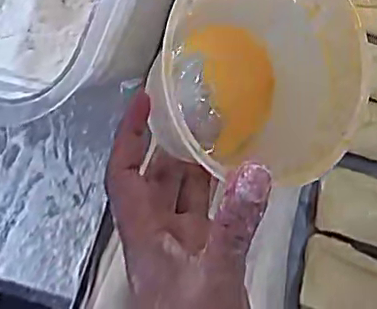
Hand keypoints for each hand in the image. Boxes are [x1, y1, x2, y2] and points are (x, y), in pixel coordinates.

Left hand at [106, 91, 271, 308]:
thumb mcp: (215, 276)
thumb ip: (234, 225)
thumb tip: (254, 169)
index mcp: (146, 237)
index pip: (122, 177)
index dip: (127, 137)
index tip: (143, 100)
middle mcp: (159, 237)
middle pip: (154, 177)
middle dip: (169, 138)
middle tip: (194, 103)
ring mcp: (182, 247)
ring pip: (181, 191)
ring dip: (195, 157)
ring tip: (218, 123)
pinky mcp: (206, 255)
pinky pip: (207, 207)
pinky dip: (220, 182)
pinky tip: (241, 167)